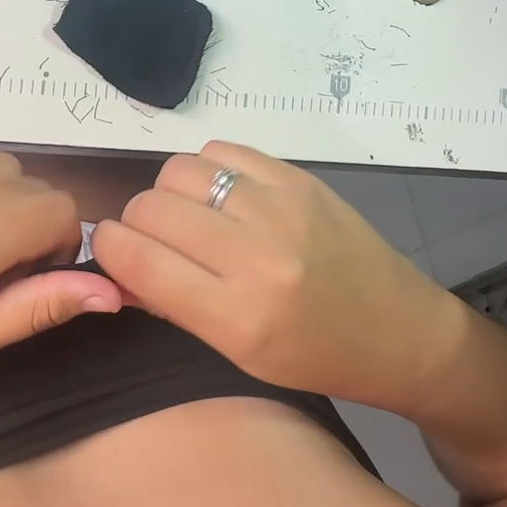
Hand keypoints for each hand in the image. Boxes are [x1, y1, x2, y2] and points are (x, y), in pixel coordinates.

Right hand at [92, 142, 462, 407]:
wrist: (399, 330)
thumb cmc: (313, 356)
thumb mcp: (237, 352)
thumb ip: (171, 302)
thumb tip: (118, 260)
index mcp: (238, 316)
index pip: (136, 259)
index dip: (107, 247)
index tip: (111, 248)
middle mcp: (255, 255)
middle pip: (150, 208)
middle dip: (134, 222)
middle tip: (152, 238)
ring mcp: (279, 207)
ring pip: (178, 170)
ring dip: (167, 192)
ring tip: (188, 214)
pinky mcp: (297, 177)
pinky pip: (220, 150)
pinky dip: (206, 170)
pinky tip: (220, 194)